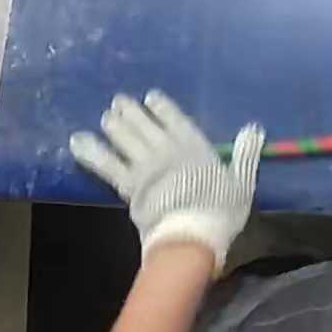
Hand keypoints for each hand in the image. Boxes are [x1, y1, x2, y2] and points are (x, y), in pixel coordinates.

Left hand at [69, 90, 262, 269]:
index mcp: (195, 147)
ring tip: (106, 116)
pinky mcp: (128, 183)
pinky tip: (77, 141)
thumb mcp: (242, 181)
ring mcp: (145, 165)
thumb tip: (254, 128)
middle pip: (145, 126)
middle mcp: (167, 149)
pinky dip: (91, 151)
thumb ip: (245, 153)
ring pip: (125, 139)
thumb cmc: (221, 210)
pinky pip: (106, 164)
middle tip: (119, 102)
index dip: (162, 108)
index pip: (176, 120)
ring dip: (115, 126)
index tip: (151, 97)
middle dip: (132, 113)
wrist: (192, 233)